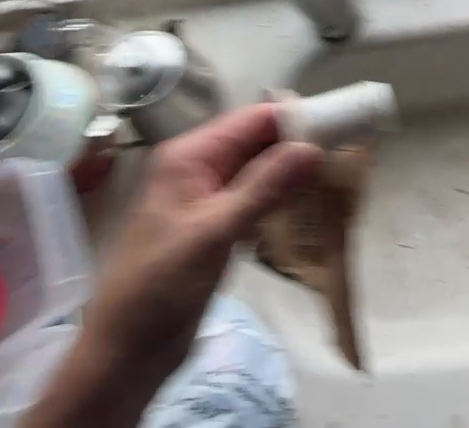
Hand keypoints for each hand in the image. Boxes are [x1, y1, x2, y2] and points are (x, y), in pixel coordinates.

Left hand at [80, 106, 319, 393]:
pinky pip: (254, 198)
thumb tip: (311, 146)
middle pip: (255, 142)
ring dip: (291, 172)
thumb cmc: (162, 284)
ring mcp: (206, 197)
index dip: (291, 118)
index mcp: (189, 156)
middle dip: (295, 144)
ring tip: (333, 175)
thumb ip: (264, 186)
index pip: (250, 120)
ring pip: (257, 170)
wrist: (126, 350)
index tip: (335, 124)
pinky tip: (307, 205)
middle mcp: (198, 167)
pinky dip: (279, 198)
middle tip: (341, 152)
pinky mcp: (216, 225)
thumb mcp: (216, 231)